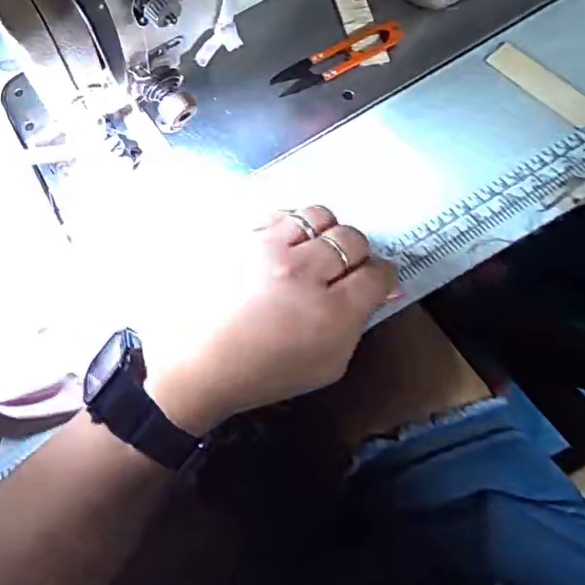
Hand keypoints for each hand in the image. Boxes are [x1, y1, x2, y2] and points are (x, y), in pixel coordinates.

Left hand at [145, 206, 399, 434]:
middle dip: (357, 252)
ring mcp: (269, 248)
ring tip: (315, 248)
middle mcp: (302, 272)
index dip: (382, 275)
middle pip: (351, 238)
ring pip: (318, 215)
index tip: (375, 278)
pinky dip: (292, 225)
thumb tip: (377, 290)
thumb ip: (357, 323)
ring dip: (325, 231)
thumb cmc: (267, 370)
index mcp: (329, 312)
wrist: (202, 360)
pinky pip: (282, 214)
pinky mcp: (243, 236)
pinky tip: (286, 243)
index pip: (376, 273)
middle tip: (345, 266)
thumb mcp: (327, 364)